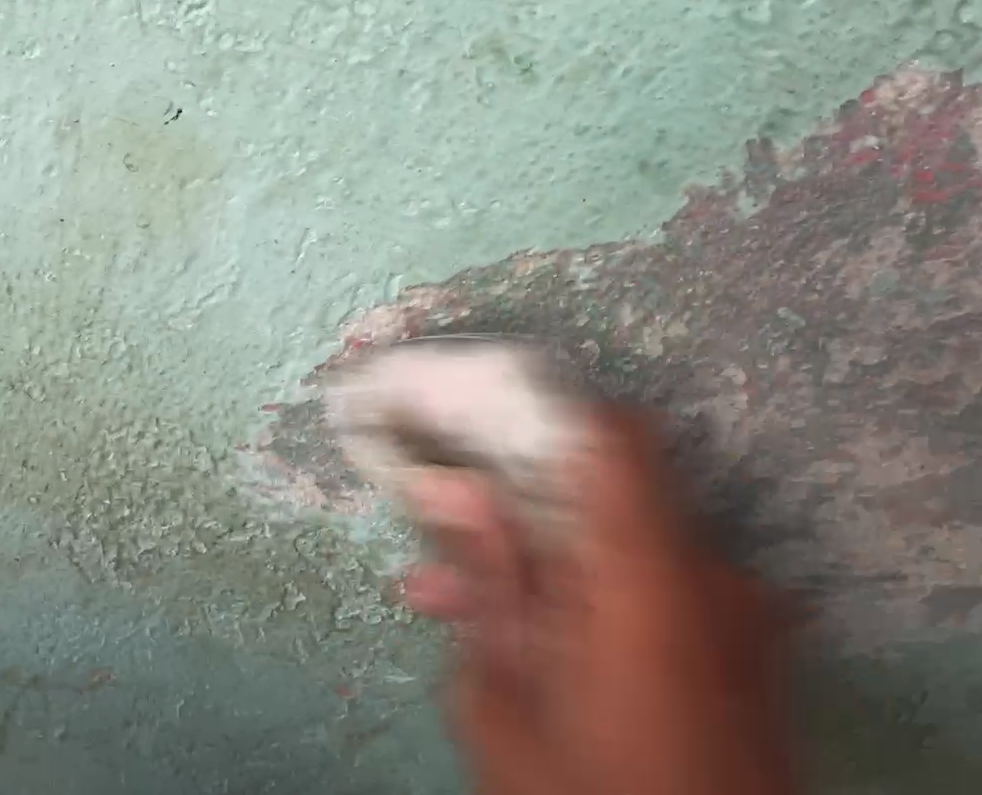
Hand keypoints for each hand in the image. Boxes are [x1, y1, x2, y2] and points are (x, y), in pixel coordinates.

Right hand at [402, 404, 798, 794]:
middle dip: (499, 495)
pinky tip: (509, 624)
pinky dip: (571, 585)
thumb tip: (446, 484)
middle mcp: (709, 579)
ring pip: (605, 538)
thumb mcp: (504, 691)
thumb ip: (484, 575)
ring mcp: (733, 615)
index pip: (607, 433)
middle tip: (424, 516)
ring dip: (524, 549)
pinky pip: (640, 582)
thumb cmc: (585, 788)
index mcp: (651, 578)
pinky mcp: (737, 647)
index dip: (531, 405)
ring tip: (442, 592)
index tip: (457, 405)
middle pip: (593, 488)